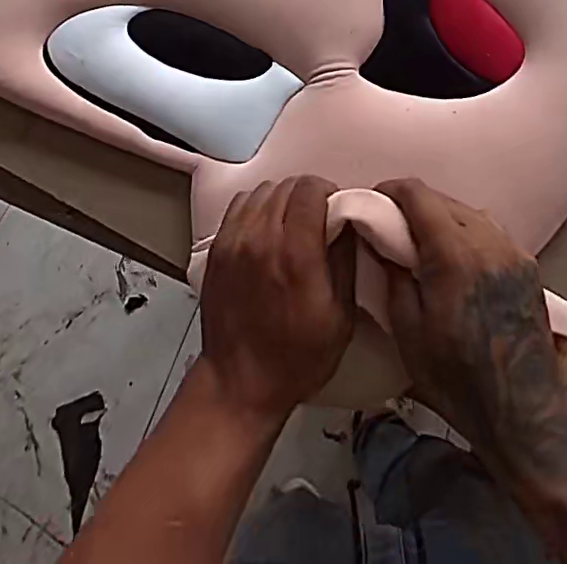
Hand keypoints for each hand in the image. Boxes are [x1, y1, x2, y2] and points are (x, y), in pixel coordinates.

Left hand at [197, 175, 357, 419]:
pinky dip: (257, 206)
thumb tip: (349, 222)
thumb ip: (345, 260)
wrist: (240, 380)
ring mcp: (235, 241)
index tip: (335, 208)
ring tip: (291, 222)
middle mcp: (262, 239)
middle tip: (318, 216)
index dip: (328, 192)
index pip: (310, 189)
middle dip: (308, 194)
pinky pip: (240, 204)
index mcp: (296, 255)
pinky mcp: (217, 247)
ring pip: (263, 190)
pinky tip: (266, 227)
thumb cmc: (296, 357)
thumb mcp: (340, 316)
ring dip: (282, 199)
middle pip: (287, 186)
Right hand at [380, 178, 566, 562]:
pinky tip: (453, 256)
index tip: (373, 201)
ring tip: (420, 239)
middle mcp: (489, 243)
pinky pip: (488, 231)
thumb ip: (393, 275)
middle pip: (444, 199)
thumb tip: (382, 242)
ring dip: (441, 216)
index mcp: (455, 255)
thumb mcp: (408, 329)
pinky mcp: (529, 268)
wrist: (527, 417)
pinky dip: (464, 231)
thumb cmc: (457, 378)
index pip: (418, 195)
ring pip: (469, 212)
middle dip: (413, 204)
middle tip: (391, 224)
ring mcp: (514, 254)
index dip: (390, 190)